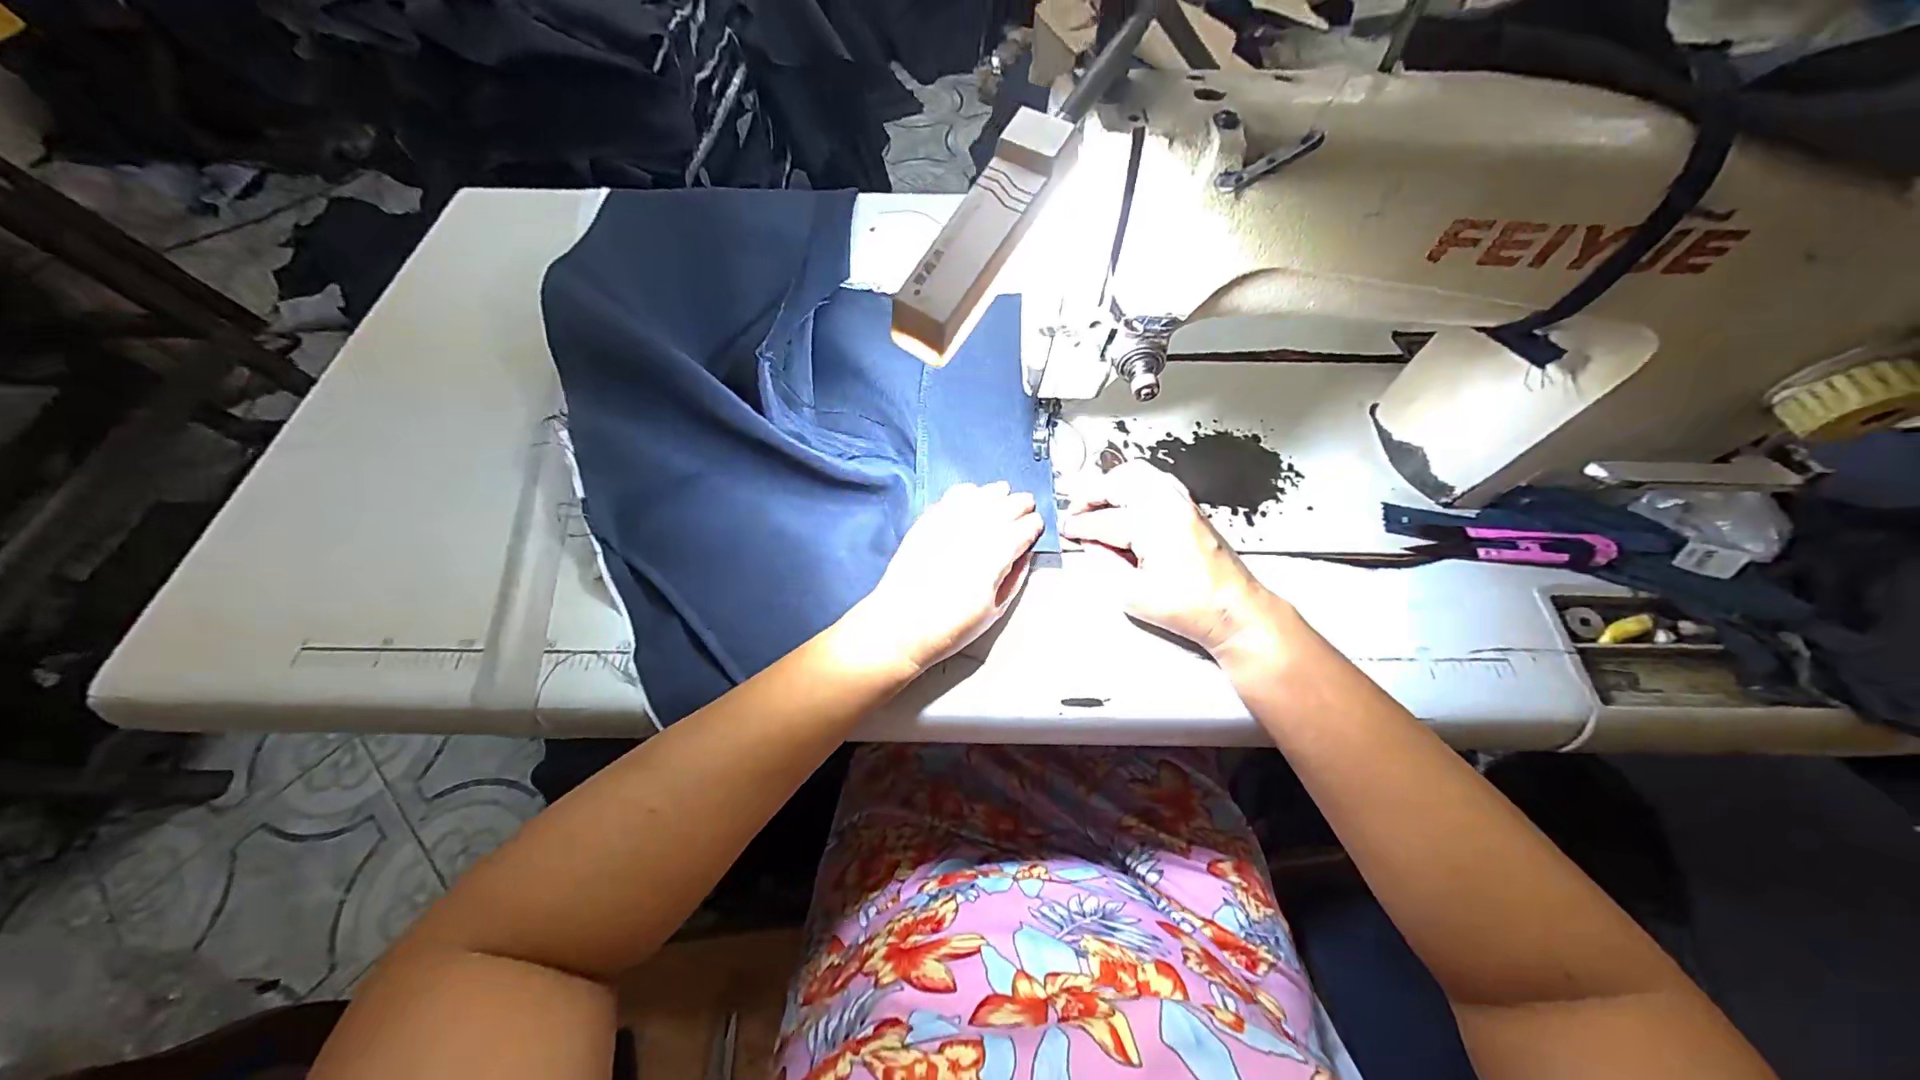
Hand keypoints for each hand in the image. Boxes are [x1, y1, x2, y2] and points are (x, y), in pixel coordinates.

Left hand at [841, 481, 1042, 673]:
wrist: (901, 624)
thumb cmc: (949, 625)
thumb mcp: (995, 609)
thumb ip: (1015, 576)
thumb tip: (1024, 554)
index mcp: (998, 551)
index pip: (1029, 525)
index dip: (1035, 527)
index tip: (1034, 531)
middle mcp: (977, 528)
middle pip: (1011, 502)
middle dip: (1022, 507)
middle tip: (1024, 513)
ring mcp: (951, 519)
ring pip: (986, 492)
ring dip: (998, 496)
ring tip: (1002, 501)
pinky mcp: (930, 518)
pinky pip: (956, 493)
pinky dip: (970, 493)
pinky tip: (972, 502)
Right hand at [1059, 460, 1287, 657]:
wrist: (1235, 611)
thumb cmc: (1195, 607)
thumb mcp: (1132, 594)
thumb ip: (1103, 564)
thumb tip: (1089, 546)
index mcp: (1152, 523)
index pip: (1102, 518)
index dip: (1078, 525)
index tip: (1066, 530)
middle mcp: (1168, 504)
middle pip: (1118, 482)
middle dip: (1091, 495)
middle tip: (1075, 513)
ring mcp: (1182, 502)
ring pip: (1137, 474)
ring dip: (1111, 486)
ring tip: (1095, 505)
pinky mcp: (1190, 507)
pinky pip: (1154, 480)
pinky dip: (1132, 486)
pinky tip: (1124, 503)